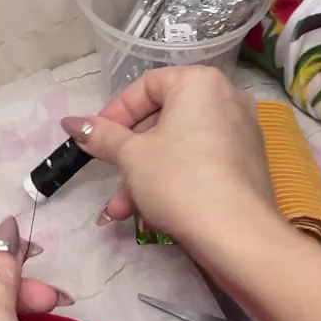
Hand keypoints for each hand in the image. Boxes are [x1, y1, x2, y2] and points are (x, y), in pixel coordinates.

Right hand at [64, 66, 288, 258]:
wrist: (239, 237)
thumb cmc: (180, 181)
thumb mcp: (131, 156)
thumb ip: (102, 135)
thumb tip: (71, 123)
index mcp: (200, 83)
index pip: (146, 86)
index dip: (115, 113)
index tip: (95, 139)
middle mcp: (226, 98)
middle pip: (163, 118)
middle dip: (129, 153)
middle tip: (108, 174)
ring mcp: (242, 132)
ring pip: (179, 146)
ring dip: (145, 174)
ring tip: (120, 209)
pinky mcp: (248, 164)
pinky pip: (200, 161)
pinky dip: (174, 179)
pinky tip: (150, 213)